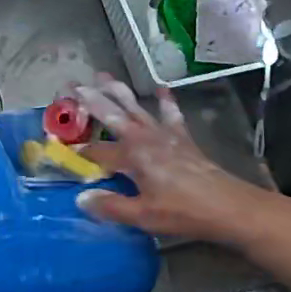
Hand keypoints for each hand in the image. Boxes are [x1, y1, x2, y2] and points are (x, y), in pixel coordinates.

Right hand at [72, 75, 269, 244]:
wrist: (228, 206)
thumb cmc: (183, 212)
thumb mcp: (143, 215)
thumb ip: (111, 206)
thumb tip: (81, 198)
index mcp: (132, 156)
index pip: (97, 151)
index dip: (79, 151)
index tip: (62, 147)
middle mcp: (145, 138)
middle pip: (113, 115)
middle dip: (91, 100)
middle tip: (72, 84)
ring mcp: (165, 135)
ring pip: (136, 108)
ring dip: (119, 91)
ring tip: (104, 76)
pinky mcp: (182, 138)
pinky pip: (171, 115)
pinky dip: (165, 101)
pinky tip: (161, 89)